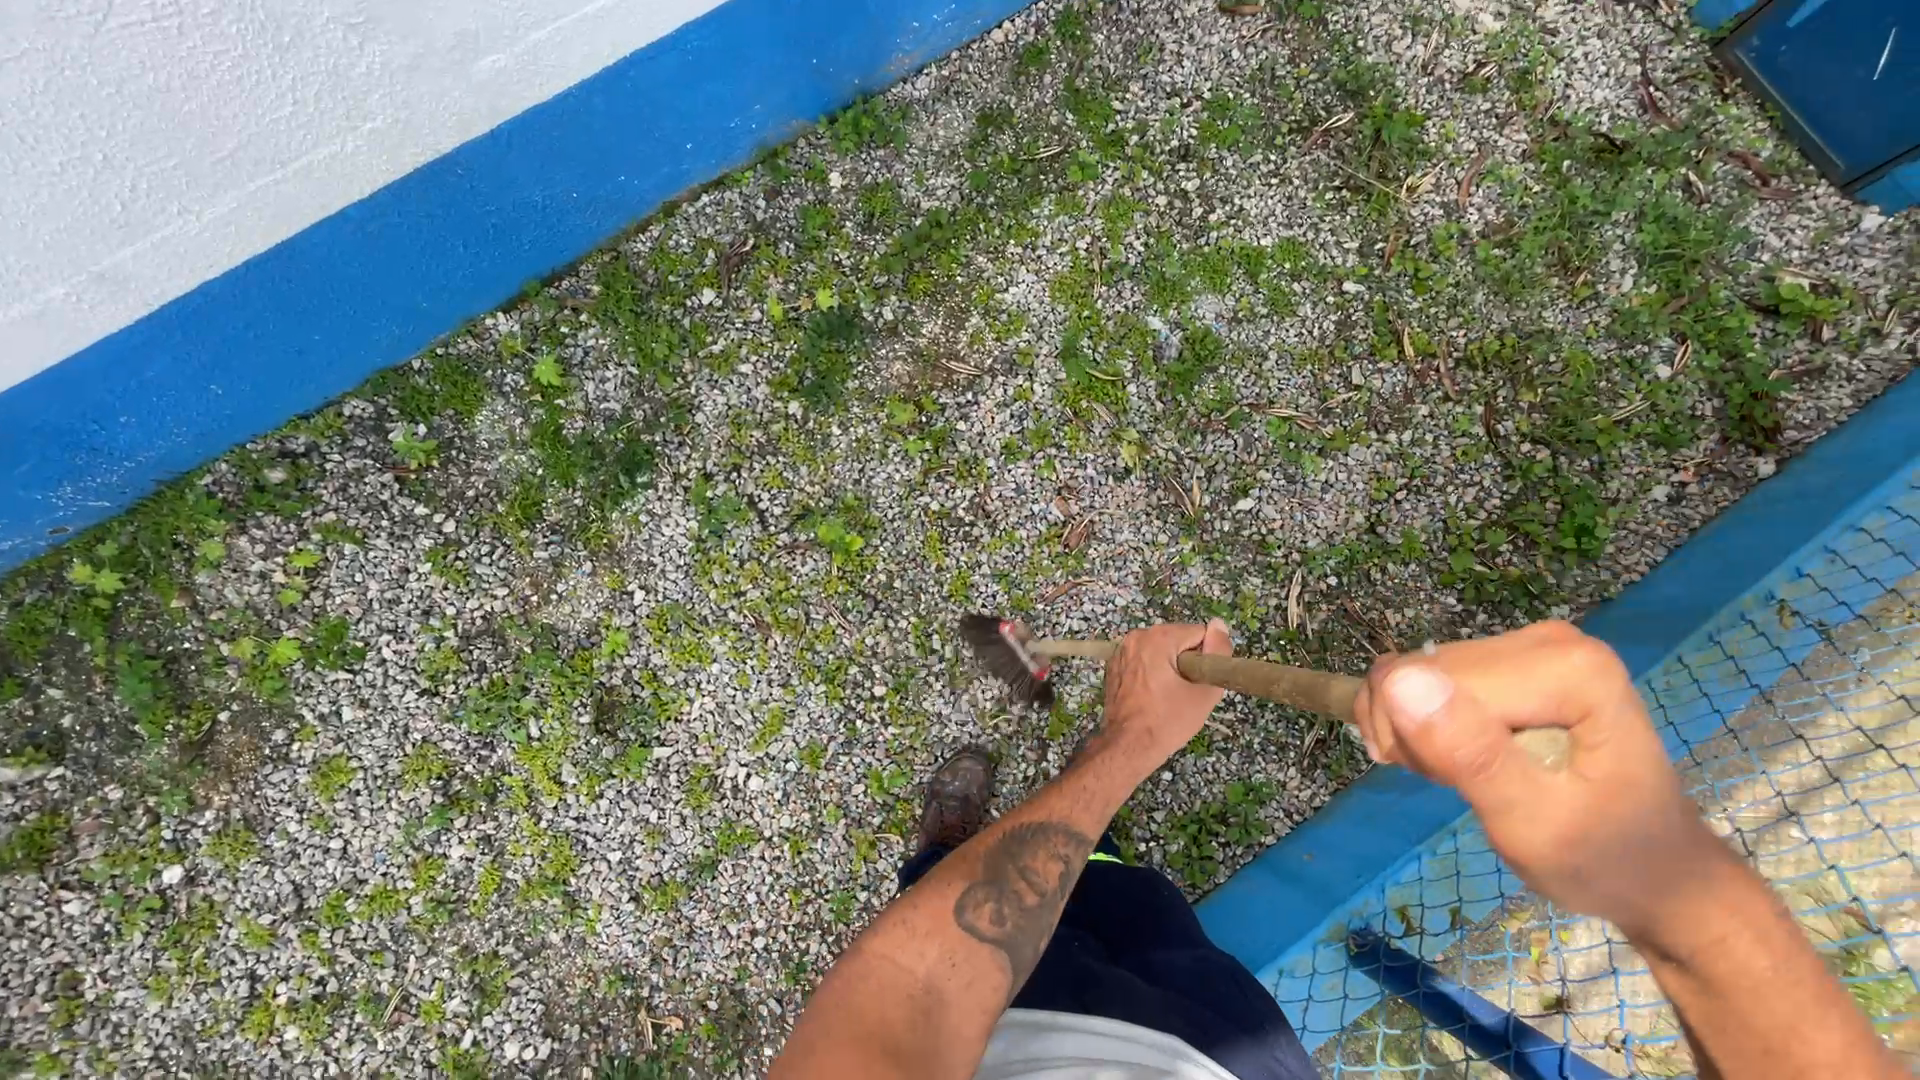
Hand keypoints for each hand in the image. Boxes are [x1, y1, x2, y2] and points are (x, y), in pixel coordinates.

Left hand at [1099, 620, 1232, 765]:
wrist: (1128, 746)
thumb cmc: (1168, 720)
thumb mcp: (1204, 691)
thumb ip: (1218, 654)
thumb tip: (1219, 624)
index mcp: (1157, 637)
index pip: (1199, 634)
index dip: (1206, 659)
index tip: (1199, 683)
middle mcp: (1135, 637)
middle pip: (1178, 640)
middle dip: (1187, 662)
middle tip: (1186, 692)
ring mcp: (1121, 651)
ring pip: (1160, 651)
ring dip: (1170, 667)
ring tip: (1169, 695)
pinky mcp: (1113, 666)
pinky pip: (1143, 661)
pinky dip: (1152, 673)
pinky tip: (1152, 696)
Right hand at [1350, 621, 1733, 941]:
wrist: (1656, 874)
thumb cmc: (1602, 859)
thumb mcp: (1531, 825)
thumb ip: (1471, 754)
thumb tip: (1399, 683)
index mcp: (1568, 670)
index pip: (1432, 681)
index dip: (1423, 738)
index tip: (1459, 788)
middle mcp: (1549, 641)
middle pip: (1420, 671)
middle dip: (1415, 733)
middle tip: (1461, 784)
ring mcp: (1529, 646)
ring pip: (1411, 672)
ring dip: (1413, 730)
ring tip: (1463, 773)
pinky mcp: (1510, 658)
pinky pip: (1422, 674)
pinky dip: (1416, 719)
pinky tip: (1452, 751)